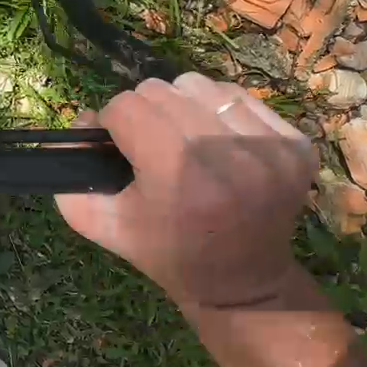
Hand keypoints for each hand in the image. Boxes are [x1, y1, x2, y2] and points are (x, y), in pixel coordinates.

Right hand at [56, 72, 316, 308]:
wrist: (243, 282)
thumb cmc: (164, 250)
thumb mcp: (98, 221)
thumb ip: (68, 167)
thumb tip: (83, 117)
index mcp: (180, 174)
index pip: (126, 106)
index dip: (113, 124)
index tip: (122, 151)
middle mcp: (231, 156)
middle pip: (159, 90)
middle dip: (144, 112)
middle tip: (151, 146)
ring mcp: (270, 149)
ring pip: (196, 84)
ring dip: (180, 104)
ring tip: (184, 138)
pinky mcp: (297, 146)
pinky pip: (235, 94)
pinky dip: (216, 109)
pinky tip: (216, 139)